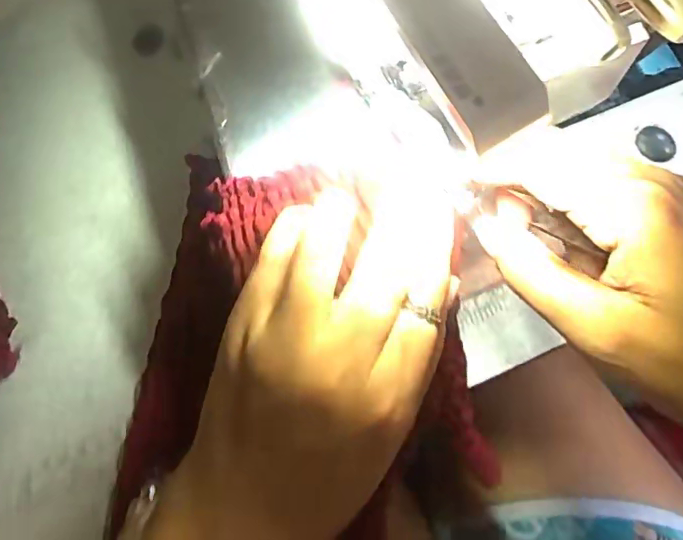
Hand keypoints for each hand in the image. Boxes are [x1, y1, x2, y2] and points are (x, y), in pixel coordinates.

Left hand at [150, 185, 456, 539]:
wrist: (241, 505)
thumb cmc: (331, 468)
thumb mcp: (393, 426)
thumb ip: (420, 350)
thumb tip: (442, 274)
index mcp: (386, 391)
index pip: (426, 296)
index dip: (436, 241)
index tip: (440, 205)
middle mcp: (339, 355)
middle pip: (385, 263)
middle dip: (404, 212)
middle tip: (409, 178)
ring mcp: (284, 332)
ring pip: (323, 245)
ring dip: (345, 207)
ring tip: (355, 190)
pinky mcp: (243, 319)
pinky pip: (274, 252)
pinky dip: (295, 223)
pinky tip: (309, 214)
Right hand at [474, 142, 682, 539]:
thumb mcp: (604, 335)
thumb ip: (533, 271)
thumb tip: (485, 221)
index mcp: (631, 198)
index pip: (537, 164)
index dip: (487, 174)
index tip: (449, 192)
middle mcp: (653, 174)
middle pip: (560, 162)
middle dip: (519, 193)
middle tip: (492, 238)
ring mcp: (676, 187)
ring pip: (586, 176)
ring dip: (551, 205)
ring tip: (535, 254)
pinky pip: (616, 192)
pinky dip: (584, 214)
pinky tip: (581, 255)